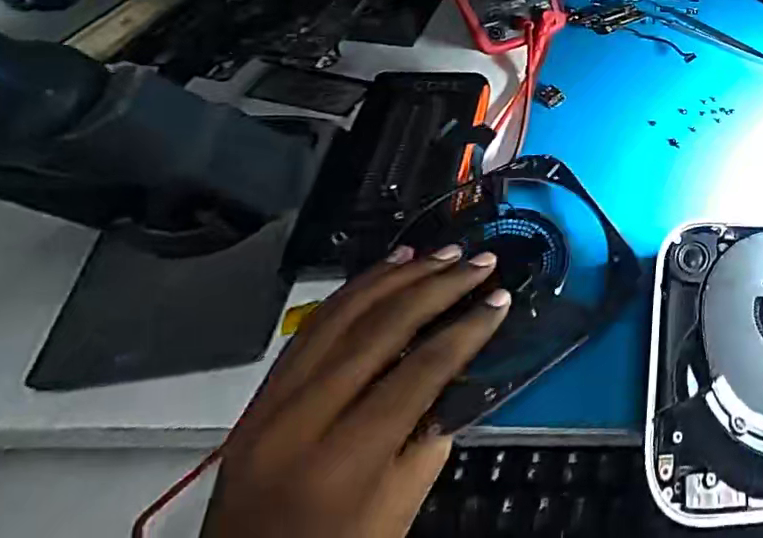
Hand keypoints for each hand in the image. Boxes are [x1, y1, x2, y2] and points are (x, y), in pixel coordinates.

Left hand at [201, 245, 509, 537]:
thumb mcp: (398, 507)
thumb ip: (432, 431)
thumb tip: (459, 362)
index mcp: (343, 461)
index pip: (419, 372)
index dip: (466, 330)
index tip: (500, 299)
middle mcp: (300, 420)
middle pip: (381, 329)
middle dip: (439, 286)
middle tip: (479, 262)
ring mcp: (272, 402)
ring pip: (344, 313)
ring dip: (399, 275)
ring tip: (442, 254)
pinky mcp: (261, 393)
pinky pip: (315, 324)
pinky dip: (357, 290)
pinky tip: (387, 269)